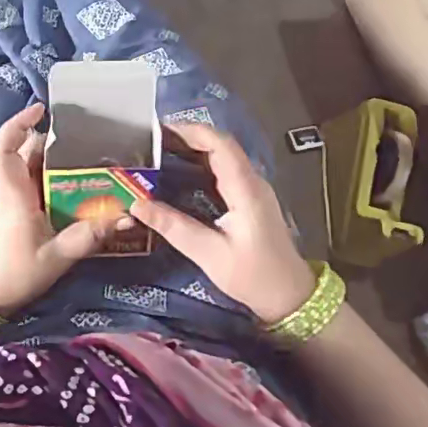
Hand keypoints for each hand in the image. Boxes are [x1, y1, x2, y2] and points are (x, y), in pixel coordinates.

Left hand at [0, 104, 129, 314]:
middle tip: (84, 137)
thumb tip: (127, 215)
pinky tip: (77, 188)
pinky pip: (33, 186)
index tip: (39, 110)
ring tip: (88, 158)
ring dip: (53, 161)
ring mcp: (11, 202)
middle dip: (50, 140)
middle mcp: (11, 190)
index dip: (17, 124)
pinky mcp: (14, 214)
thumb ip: (89, 235)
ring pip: (30, 169)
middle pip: (25, 153)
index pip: (5, 149)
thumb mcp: (55, 256)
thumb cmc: (12, 272)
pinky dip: (52, 180)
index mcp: (15, 193)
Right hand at [127, 121, 316, 324]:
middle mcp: (253, 182)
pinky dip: (202, 163)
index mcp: (246, 191)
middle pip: (222, 145)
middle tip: (152, 140)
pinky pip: (226, 170)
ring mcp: (254, 189)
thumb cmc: (253, 276)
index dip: (192, 131)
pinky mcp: (251, 199)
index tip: (160, 129)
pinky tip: (181, 172)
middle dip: (188, 136)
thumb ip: (174, 227)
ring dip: (195, 148)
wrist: (290, 296)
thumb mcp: (209, 254)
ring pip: (225, 156)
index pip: (221, 146)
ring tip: (160, 151)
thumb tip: (137, 204)